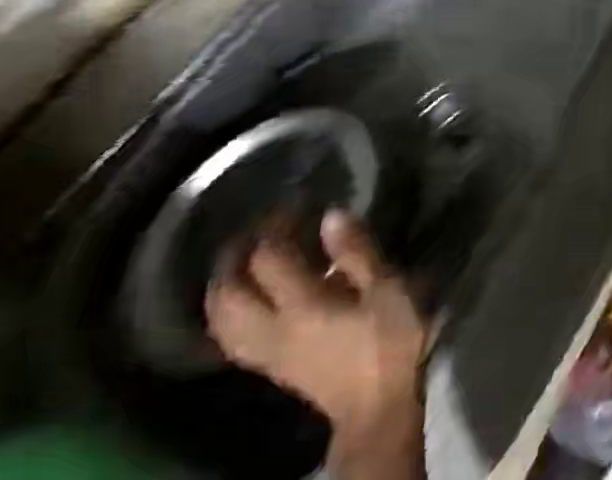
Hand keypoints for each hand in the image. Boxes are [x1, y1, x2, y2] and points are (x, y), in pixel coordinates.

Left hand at [206, 212, 425, 474]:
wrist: (379, 409)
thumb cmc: (391, 343)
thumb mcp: (388, 290)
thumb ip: (357, 252)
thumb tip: (330, 215)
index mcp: (302, 307)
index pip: (269, 258)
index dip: (276, 224)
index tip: (295, 202)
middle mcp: (272, 328)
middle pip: (228, 289)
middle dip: (235, 253)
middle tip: (255, 227)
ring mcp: (265, 350)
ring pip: (221, 316)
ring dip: (224, 281)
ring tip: (242, 257)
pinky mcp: (269, 365)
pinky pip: (230, 334)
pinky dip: (229, 308)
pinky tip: (248, 296)